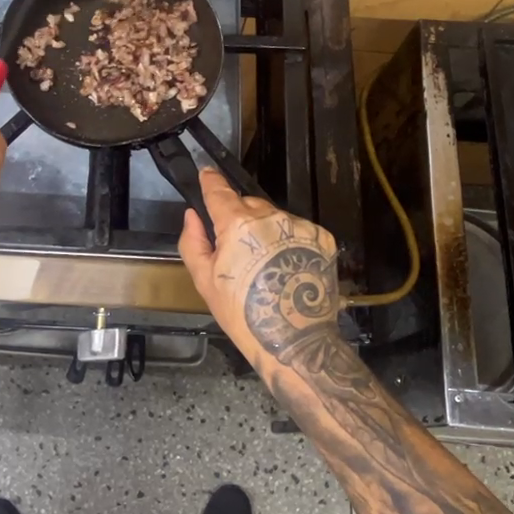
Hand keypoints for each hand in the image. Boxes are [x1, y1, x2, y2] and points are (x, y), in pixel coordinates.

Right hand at [177, 168, 341, 366]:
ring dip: (264, 230)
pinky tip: (283, 266)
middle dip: (238, 218)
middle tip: (235, 250)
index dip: (211, 181)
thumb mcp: (205, 282)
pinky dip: (287, 241)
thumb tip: (192, 216)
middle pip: (247, 204)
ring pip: (273, 217)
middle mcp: (271, 217)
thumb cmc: (244, 314)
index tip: (207, 174)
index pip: (220, 191)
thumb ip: (193, 242)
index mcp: (238, 225)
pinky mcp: (321, 238)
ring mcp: (299, 227)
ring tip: (262, 265)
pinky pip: (295, 230)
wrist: (295, 340)